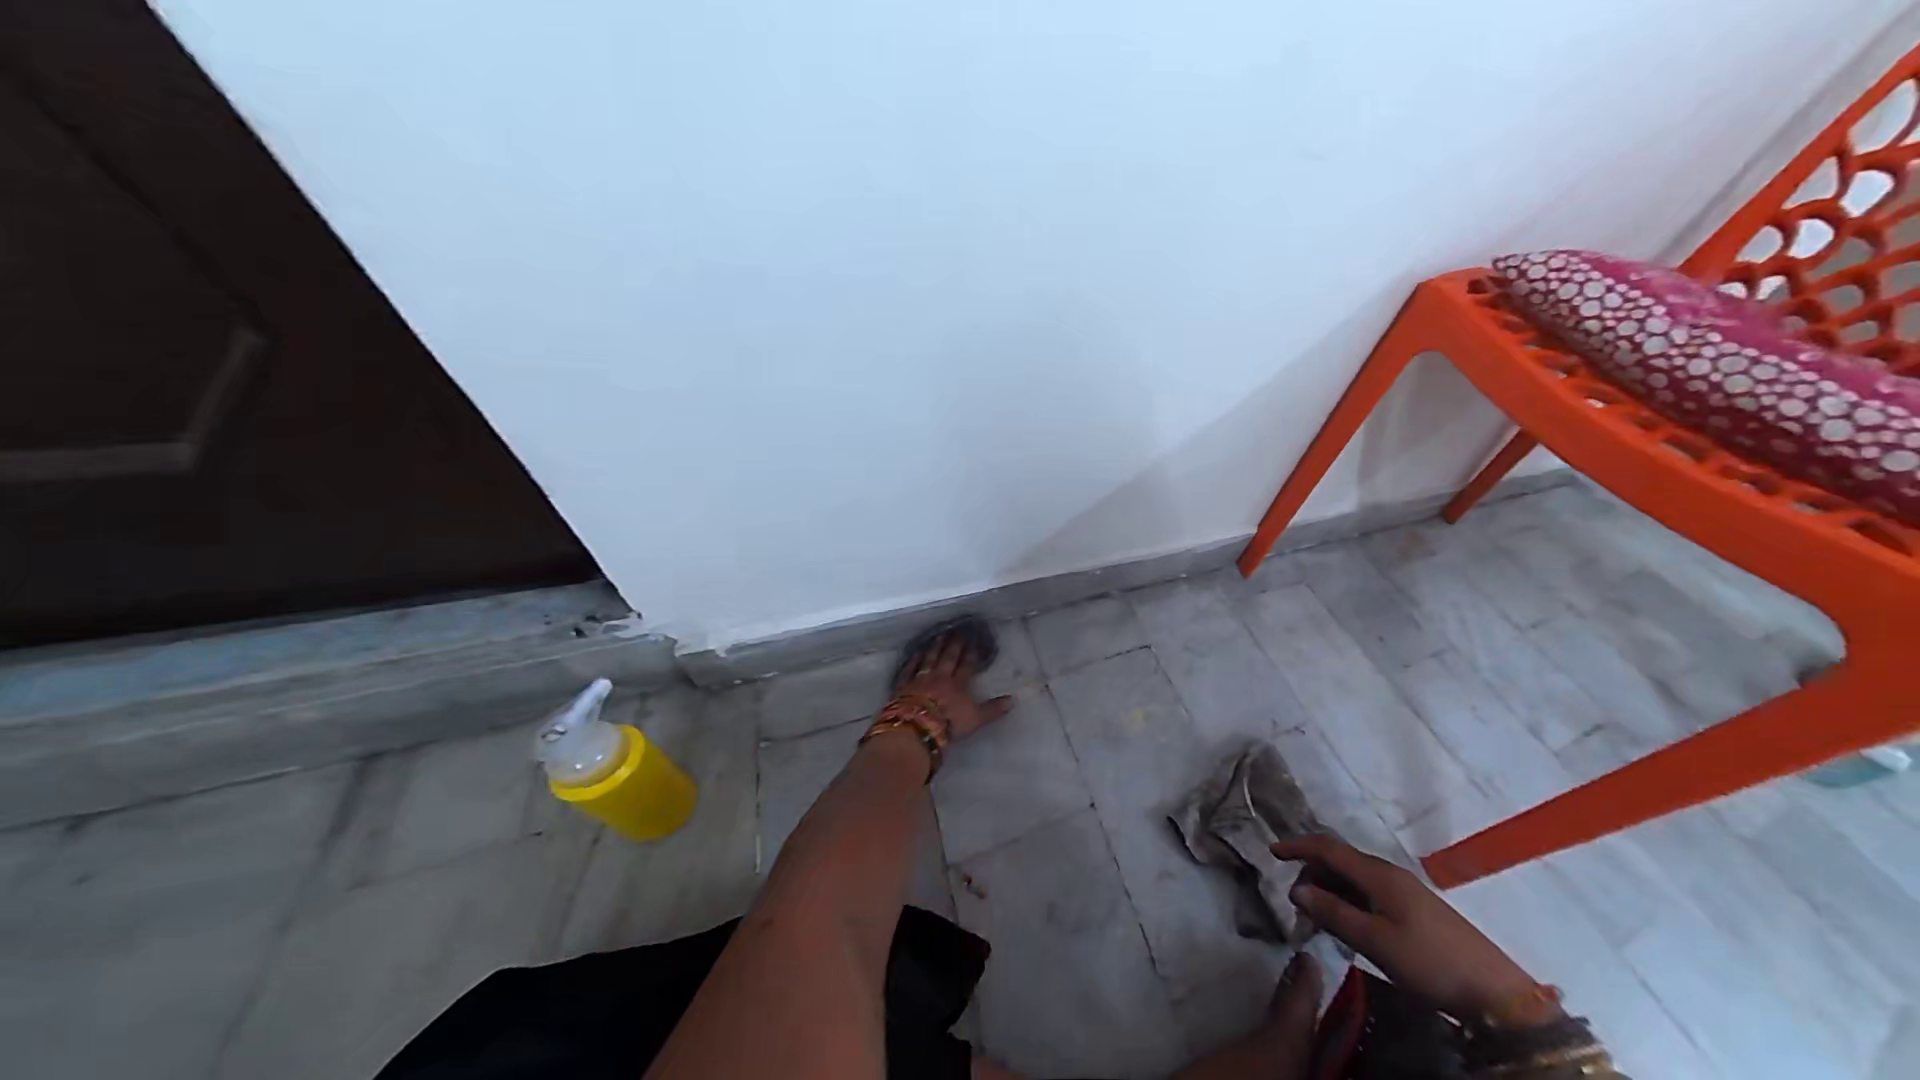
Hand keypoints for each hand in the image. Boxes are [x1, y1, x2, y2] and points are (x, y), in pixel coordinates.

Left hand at [894, 630, 1012, 739]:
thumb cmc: (950, 722)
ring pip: (929, 659)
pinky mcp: (904, 685)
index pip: (966, 665)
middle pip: (948, 658)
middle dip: (954, 644)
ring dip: (935, 647)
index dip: (971, 652)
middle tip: (956, 630)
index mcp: (958, 684)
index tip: (973, 639)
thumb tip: (1013, 700)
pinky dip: (912, 661)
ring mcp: (921, 679)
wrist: (919, 725)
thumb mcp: (976, 718)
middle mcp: (940, 677)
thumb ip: (993, 709)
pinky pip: (909, 670)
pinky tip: (915, 653)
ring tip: (939, 635)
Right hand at [1270, 834, 1549, 1023]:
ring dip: (1329, 892)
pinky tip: (1346, 926)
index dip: (1298, 846)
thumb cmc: (1429, 962)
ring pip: (1353, 879)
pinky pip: (1368, 894)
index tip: (1271, 852)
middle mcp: (1389, 874)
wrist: (1496, 994)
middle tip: (1297, 905)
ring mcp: (1404, 892)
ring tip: (1318, 920)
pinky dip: (1348, 902)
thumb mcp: (1374, 941)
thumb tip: (1295, 890)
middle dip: (1312, 875)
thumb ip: (1332, 913)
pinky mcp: (1414, 910)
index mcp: (1378, 875)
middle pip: (1339, 861)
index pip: (1328, 848)